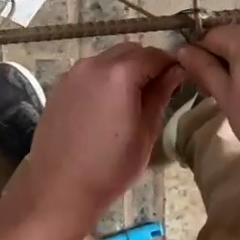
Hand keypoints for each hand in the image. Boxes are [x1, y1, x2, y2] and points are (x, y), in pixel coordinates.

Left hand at [15, 42, 184, 227]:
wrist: (58, 189)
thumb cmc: (109, 167)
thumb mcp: (145, 133)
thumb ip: (161, 95)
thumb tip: (177, 71)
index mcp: (119, 74)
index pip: (154, 55)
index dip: (171, 65)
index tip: (181, 80)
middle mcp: (94, 64)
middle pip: (130, 50)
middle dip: (147, 64)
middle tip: (158, 92)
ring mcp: (73, 73)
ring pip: (108, 58)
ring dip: (125, 69)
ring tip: (132, 100)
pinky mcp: (60, 86)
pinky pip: (90, 72)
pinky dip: (105, 78)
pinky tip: (107, 106)